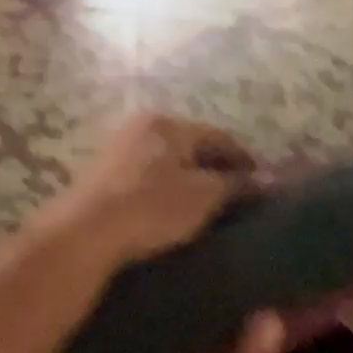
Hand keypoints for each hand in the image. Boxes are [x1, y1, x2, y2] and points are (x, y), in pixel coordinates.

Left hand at [39, 113, 256, 264]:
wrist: (86, 229)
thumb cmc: (151, 206)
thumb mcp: (203, 196)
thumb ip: (235, 184)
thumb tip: (266, 180)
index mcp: (167, 123)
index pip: (219, 137)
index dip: (246, 161)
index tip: (264, 187)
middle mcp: (139, 126)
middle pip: (190, 146)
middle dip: (215, 170)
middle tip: (238, 200)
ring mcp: (116, 147)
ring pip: (166, 161)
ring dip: (188, 180)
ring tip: (207, 209)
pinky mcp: (101, 172)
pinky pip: (145, 176)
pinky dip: (163, 189)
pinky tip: (171, 212)